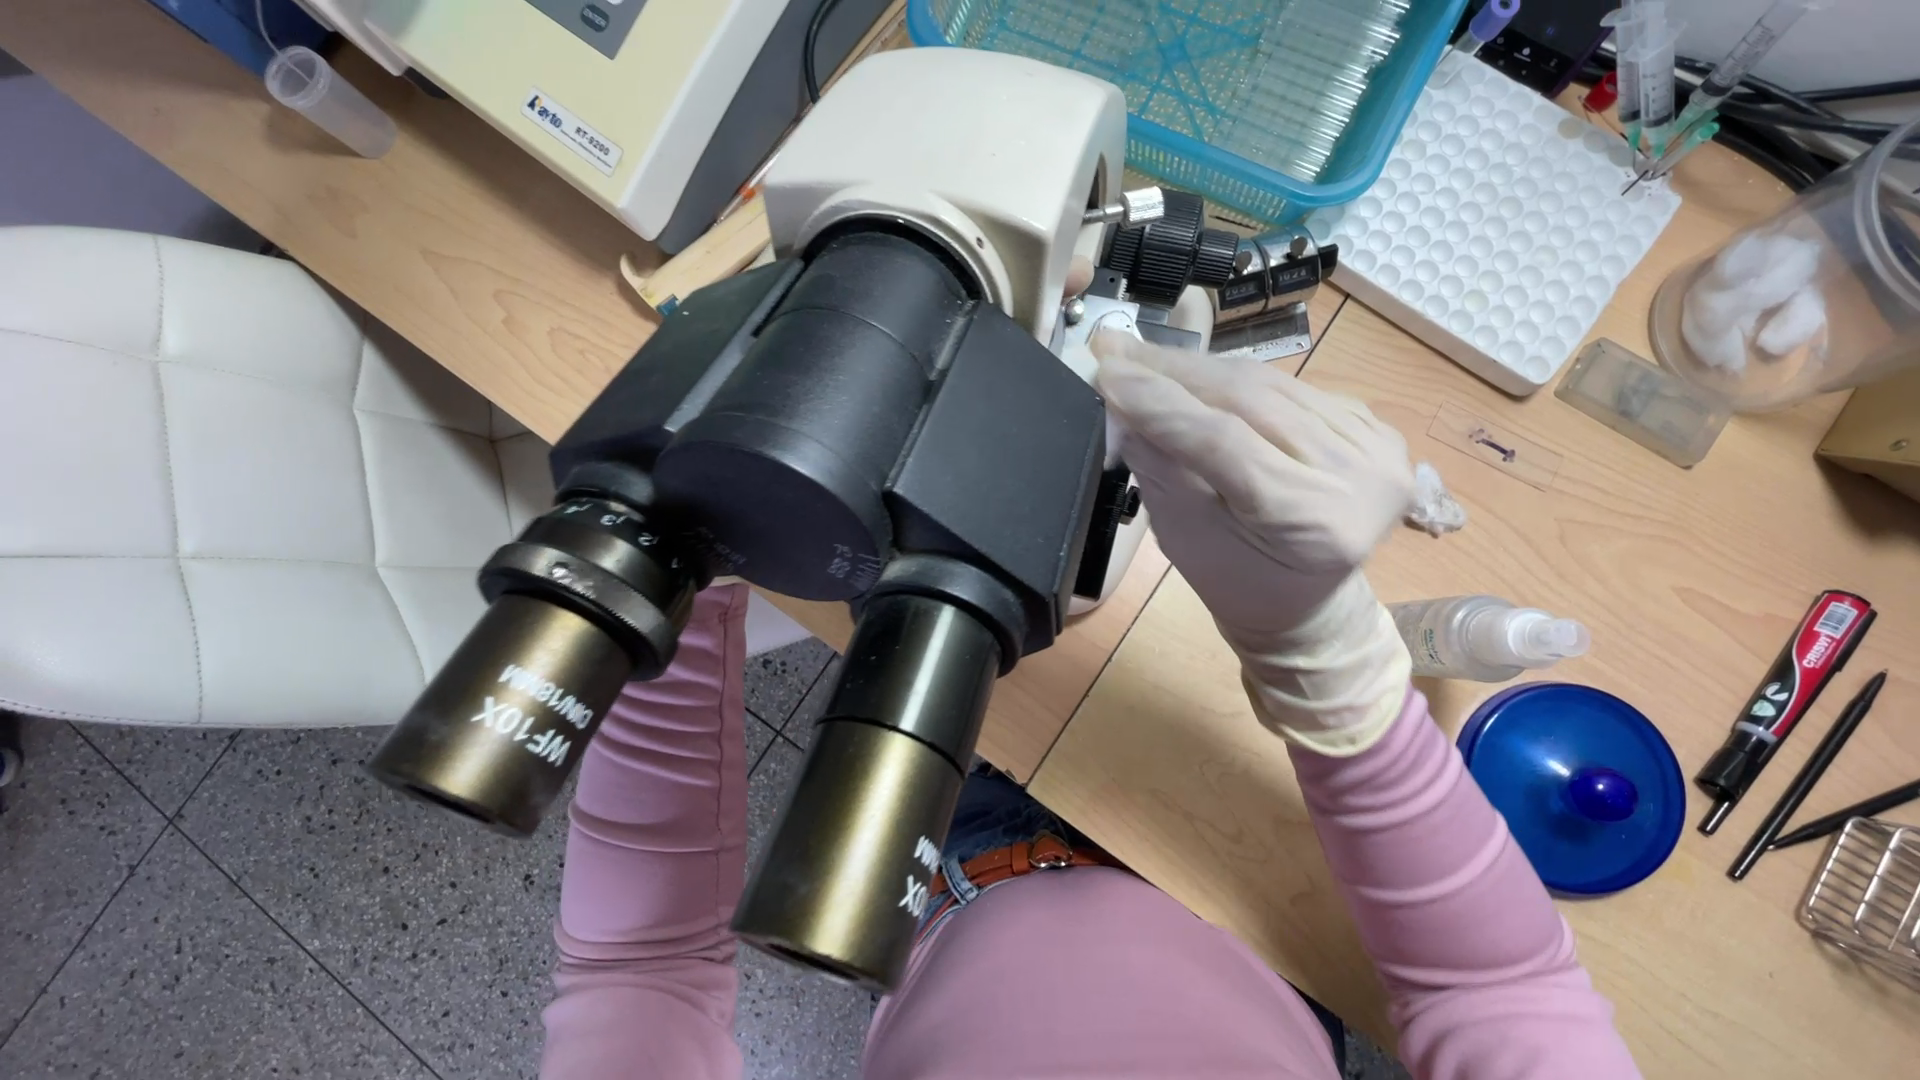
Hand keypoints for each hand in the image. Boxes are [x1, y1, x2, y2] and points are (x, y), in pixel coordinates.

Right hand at [1093, 331, 1414, 754]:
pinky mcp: (1374, 426)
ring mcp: (1375, 446)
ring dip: (1195, 366)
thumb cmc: (1236, 582)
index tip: (1103, 371)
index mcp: (1311, 519)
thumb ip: (1158, 464)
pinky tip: (1192, 372)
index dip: (1158, 402)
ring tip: (1139, 355)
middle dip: (1170, 370)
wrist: (1308, 601)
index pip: (1222, 440)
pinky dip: (1233, 378)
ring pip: (1268, 382)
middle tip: (1112, 349)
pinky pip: (1288, 387)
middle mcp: (1357, 475)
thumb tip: (1121, 400)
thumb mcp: (1182, 535)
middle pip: (1248, 399)